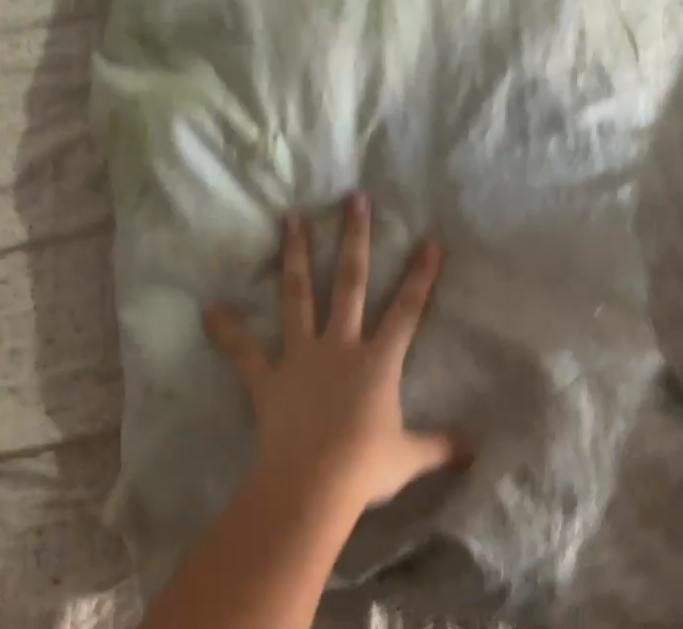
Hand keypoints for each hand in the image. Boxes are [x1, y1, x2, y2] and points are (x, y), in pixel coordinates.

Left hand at [204, 193, 464, 509]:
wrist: (313, 484)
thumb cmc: (365, 468)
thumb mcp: (410, 458)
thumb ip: (441, 446)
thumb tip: (474, 448)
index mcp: (377, 362)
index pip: (406, 310)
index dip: (420, 276)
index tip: (429, 240)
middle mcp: (339, 345)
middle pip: (349, 282)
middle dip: (354, 238)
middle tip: (353, 198)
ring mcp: (301, 356)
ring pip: (298, 295)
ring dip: (295, 255)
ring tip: (292, 217)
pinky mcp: (268, 377)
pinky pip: (243, 352)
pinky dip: (226, 331)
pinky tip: (209, 307)